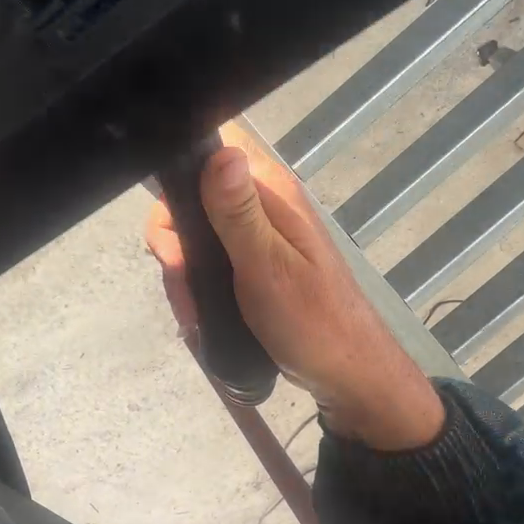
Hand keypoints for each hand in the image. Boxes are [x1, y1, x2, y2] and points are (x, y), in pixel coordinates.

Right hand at [145, 145, 443, 450]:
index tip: (171, 214)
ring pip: (194, 227)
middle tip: (178, 277)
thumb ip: (238, 211)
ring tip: (190, 310)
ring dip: (181, 267)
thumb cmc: (313, 323)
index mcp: (269, 188)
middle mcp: (261, 198)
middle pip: (191, 191)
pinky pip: (206, 253)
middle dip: (173, 236)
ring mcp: (256, 229)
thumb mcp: (267, 267)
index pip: (217, 141)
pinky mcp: (250, 256)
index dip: (183, 163)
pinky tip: (196, 308)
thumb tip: (221, 152)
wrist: (352, 381)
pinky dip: (194, 279)